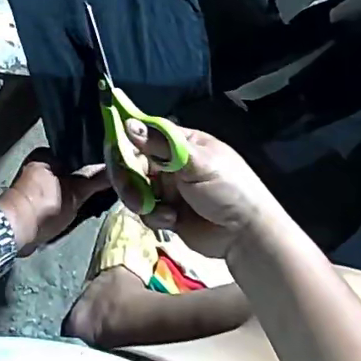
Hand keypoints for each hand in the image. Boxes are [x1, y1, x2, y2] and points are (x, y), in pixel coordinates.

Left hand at [0, 149, 109, 255]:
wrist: (16, 230)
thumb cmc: (45, 204)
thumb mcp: (76, 191)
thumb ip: (96, 179)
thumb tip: (118, 167)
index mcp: (45, 153)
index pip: (77, 152)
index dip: (95, 161)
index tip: (113, 169)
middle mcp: (38, 163)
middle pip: (72, 170)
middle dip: (88, 179)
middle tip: (110, 186)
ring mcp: (36, 182)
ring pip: (67, 185)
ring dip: (80, 193)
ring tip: (102, 197)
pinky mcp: (36, 200)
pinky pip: (60, 197)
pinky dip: (70, 202)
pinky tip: (86, 207)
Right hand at [111, 120, 281, 258]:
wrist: (248, 237)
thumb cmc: (230, 190)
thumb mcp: (196, 163)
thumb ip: (160, 145)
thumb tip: (128, 123)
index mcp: (179, 143)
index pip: (142, 134)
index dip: (124, 141)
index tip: (112, 152)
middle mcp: (169, 162)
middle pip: (131, 162)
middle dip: (127, 177)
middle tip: (131, 191)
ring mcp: (166, 187)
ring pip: (133, 186)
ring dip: (138, 198)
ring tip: (153, 209)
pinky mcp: (164, 211)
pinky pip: (143, 209)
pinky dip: (153, 215)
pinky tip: (171, 221)